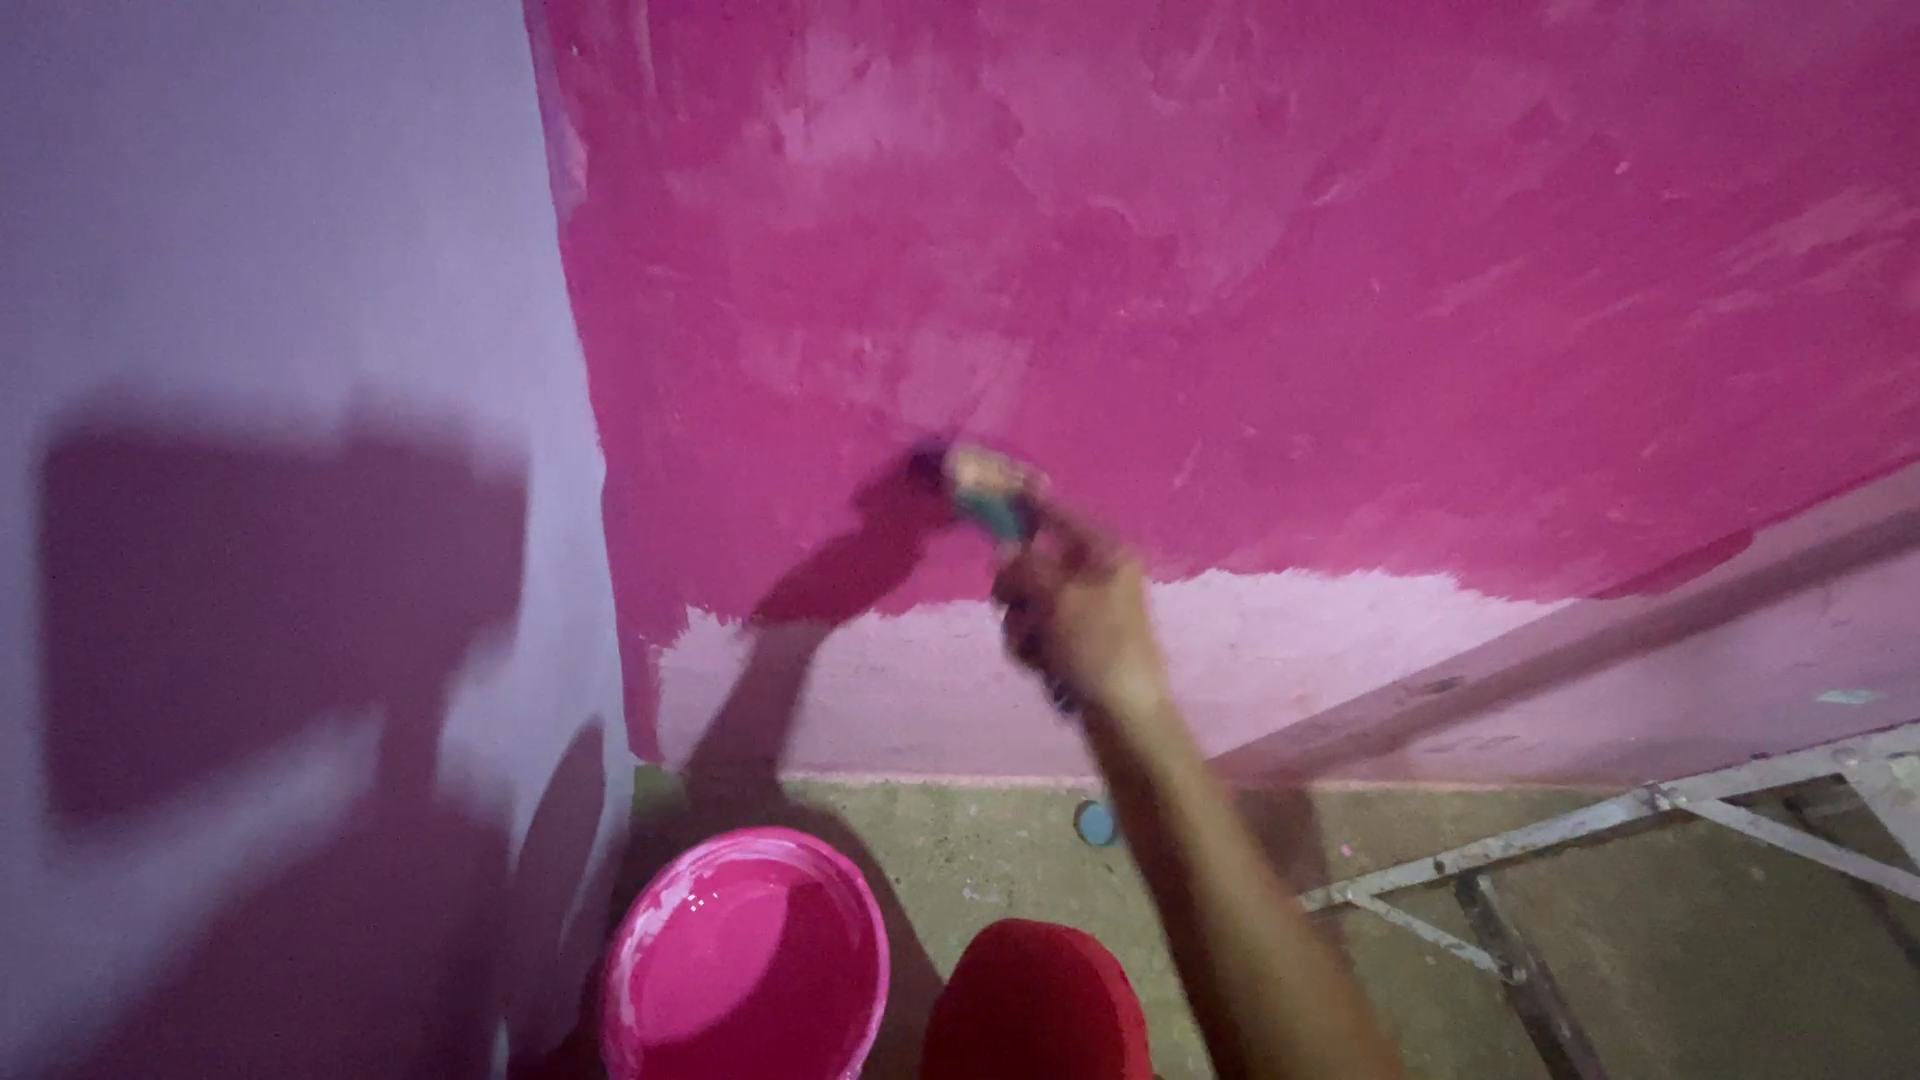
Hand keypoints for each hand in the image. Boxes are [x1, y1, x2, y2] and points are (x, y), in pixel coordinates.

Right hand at [991, 497, 1171, 723]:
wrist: (1125, 715)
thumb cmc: (1097, 647)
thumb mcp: (1057, 598)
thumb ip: (1025, 567)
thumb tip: (1006, 550)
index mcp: (1104, 551)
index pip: (1056, 513)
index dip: (1023, 506)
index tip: (990, 499)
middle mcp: (1096, 573)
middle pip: (1033, 561)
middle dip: (1017, 590)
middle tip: (1014, 606)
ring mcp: (1085, 609)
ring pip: (1028, 600)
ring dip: (1022, 625)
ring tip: (1036, 651)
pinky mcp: (1075, 640)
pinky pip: (1036, 629)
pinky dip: (1032, 646)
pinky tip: (1042, 667)